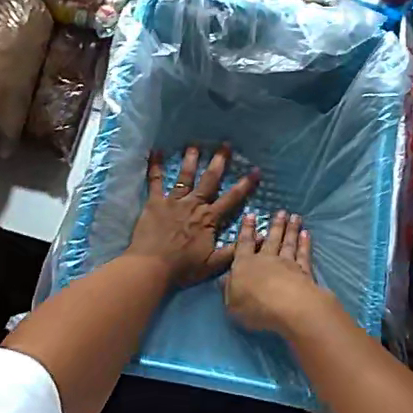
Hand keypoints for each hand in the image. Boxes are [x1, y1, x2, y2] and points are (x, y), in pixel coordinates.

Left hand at [126, 145, 258, 286]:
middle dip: (219, 162)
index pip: (232, 198)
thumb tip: (259, 237)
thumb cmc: (183, 268)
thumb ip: (235, 250)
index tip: (255, 170)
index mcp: (209, 218)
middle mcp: (194, 205)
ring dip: (190, 160)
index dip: (245, 185)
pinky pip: (155, 181)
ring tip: (194, 145)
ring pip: (185, 177)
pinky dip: (155, 166)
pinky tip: (156, 151)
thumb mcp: (214, 264)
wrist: (152, 267)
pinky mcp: (155, 202)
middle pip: (209, 180)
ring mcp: (173, 202)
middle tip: (225, 145)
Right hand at [223, 210, 343, 337]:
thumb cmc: (255, 306)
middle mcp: (267, 259)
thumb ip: (229, 289)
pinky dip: (305, 244)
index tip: (251, 215)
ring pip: (289, 243)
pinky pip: (304, 254)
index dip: (247, 230)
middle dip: (275, 225)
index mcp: (245, 264)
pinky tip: (307, 235)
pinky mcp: (304, 271)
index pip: (245, 244)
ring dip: (291, 230)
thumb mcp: (232, 302)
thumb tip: (224, 278)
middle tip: (281, 212)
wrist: (288, 307)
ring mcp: (288, 263)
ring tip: (295, 217)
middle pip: (271, 239)